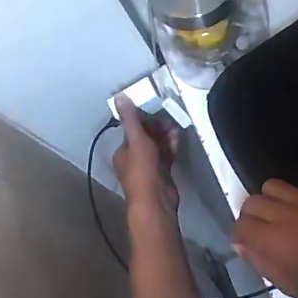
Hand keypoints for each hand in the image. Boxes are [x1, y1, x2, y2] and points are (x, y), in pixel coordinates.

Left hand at [112, 97, 180, 217]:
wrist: (155, 201)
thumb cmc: (142, 170)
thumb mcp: (136, 141)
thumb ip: (130, 119)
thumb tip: (119, 96)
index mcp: (123, 152)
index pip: (132, 130)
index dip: (144, 120)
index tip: (156, 111)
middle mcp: (133, 159)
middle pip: (146, 138)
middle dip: (158, 128)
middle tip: (171, 120)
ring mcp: (148, 168)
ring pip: (157, 147)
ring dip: (166, 137)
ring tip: (176, 129)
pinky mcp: (162, 174)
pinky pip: (166, 157)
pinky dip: (171, 148)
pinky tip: (178, 140)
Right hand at [231, 181, 297, 297]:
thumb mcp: (290, 285)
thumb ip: (262, 262)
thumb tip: (241, 245)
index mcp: (276, 240)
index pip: (241, 225)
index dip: (239, 234)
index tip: (244, 243)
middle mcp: (288, 214)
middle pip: (252, 201)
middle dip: (250, 216)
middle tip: (260, 231)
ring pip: (273, 186)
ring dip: (270, 201)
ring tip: (281, 218)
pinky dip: (294, 200)